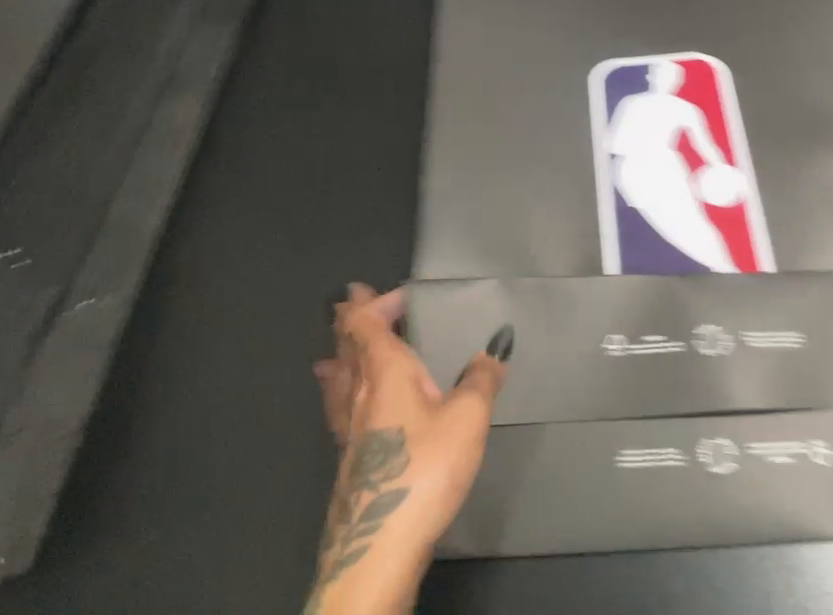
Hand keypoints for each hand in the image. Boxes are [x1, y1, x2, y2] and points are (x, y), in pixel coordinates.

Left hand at [306, 285, 511, 614]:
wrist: (379, 542)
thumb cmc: (424, 468)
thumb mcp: (467, 418)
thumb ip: (480, 380)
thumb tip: (494, 350)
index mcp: (384, 371)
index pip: (364, 323)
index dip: (373, 303)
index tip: (386, 291)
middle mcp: (358, 392)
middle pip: (346, 345)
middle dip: (353, 320)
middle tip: (357, 301)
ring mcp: (348, 427)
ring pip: (339, 377)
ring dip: (344, 355)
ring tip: (343, 349)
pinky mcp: (350, 457)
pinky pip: (341, 407)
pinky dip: (345, 391)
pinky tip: (353, 408)